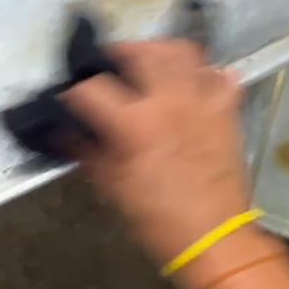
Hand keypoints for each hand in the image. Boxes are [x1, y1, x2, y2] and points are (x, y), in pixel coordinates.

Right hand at [62, 40, 271, 275]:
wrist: (213, 237)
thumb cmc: (157, 218)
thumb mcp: (111, 186)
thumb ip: (86, 151)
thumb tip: (63, 133)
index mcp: (135, 122)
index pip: (91, 88)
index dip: (72, 92)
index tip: (66, 99)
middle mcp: (170, 101)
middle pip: (141, 51)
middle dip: (118, 53)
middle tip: (107, 65)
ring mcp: (202, 101)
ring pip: (183, 52)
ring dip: (160, 51)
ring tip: (148, 64)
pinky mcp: (226, 110)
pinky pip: (218, 75)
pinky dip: (202, 74)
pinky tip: (189, 85)